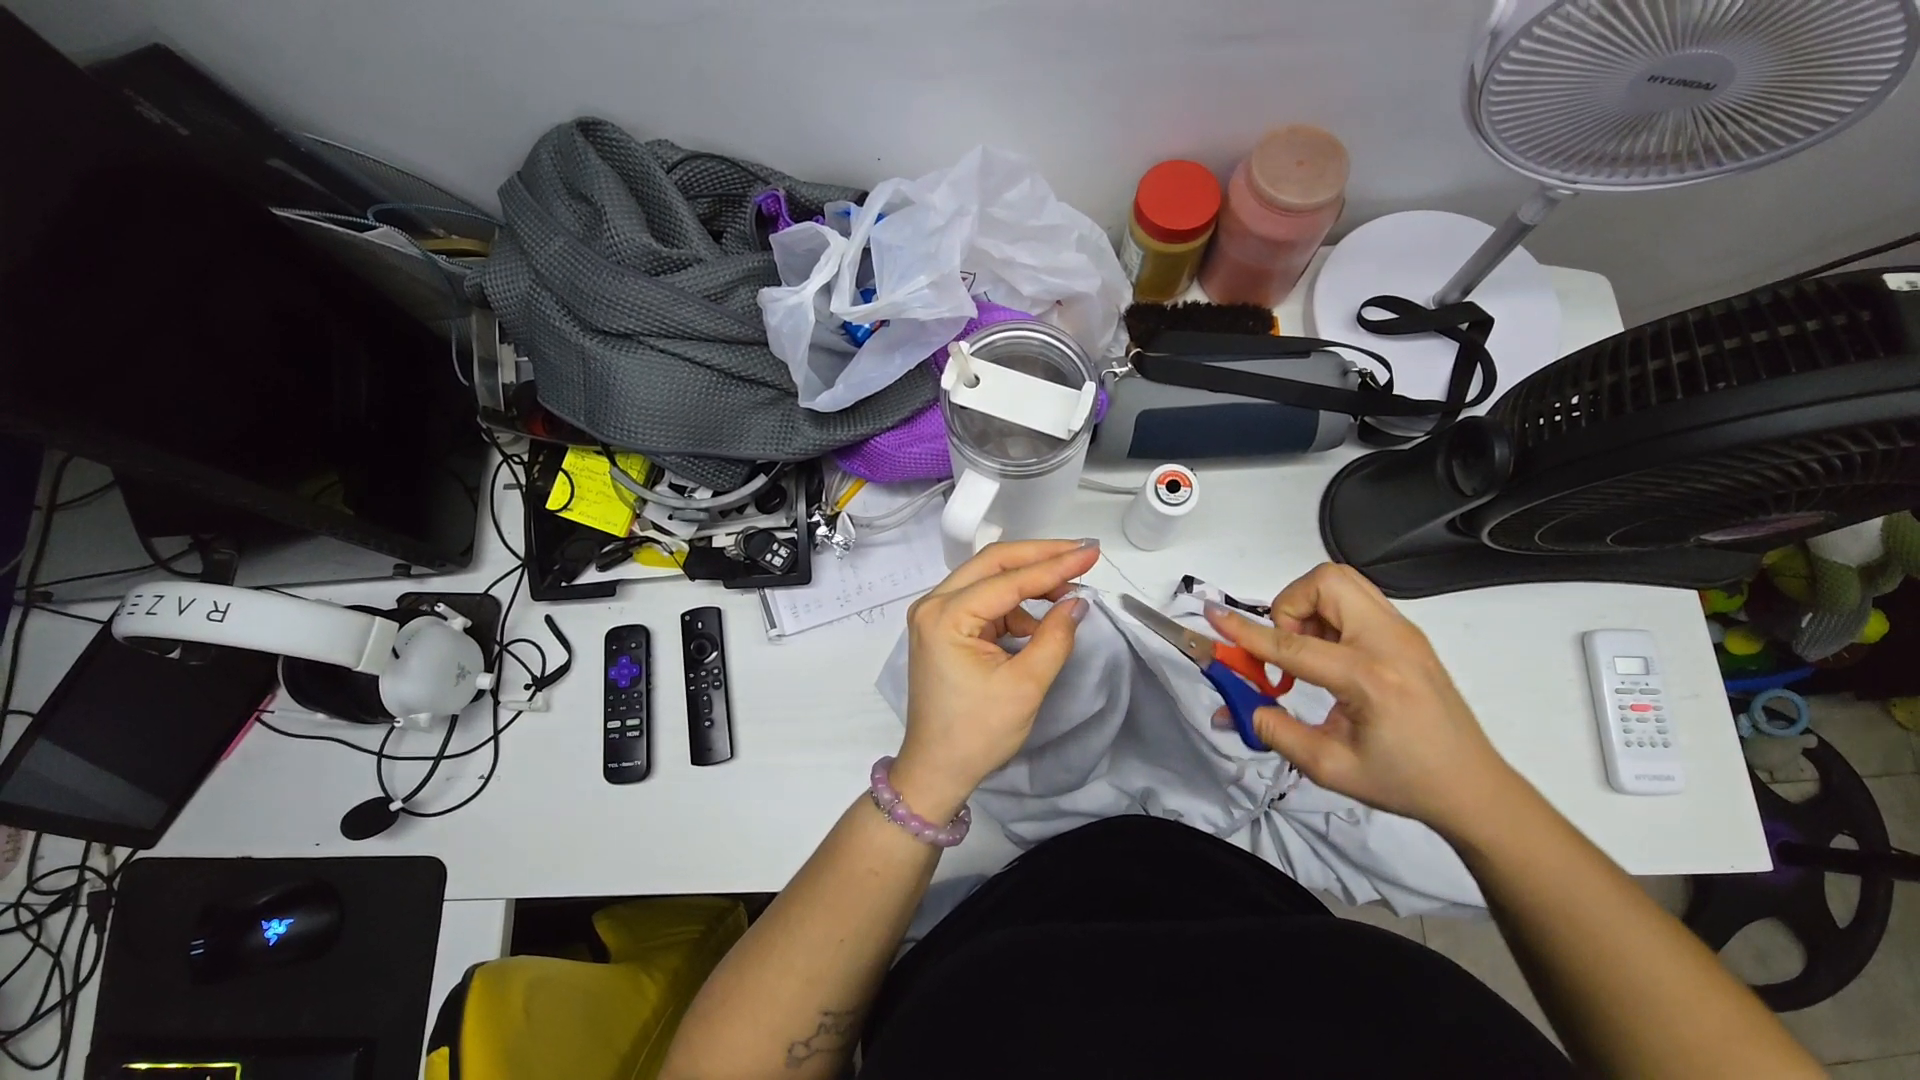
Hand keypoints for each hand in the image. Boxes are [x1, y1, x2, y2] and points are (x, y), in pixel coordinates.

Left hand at [892, 539, 1098, 821]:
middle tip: (1083, 554)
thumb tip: (1077, 601)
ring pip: (988, 578)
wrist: (937, 769)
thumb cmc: (977, 733)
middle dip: (1041, 557)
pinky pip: (983, 600)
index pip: (1008, 578)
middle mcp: (933, 605)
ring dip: (1029, 581)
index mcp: (946, 616)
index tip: (1092, 552)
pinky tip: (1040, 620)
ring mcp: (934, 615)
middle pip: (994, 564)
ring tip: (1068, 592)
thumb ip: (1055, 637)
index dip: (1055, 564)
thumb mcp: (1025, 686)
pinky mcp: (942, 628)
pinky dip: (1014, 604)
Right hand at [1204, 563, 1515, 830]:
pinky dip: (1330, 615)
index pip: (1292, 644)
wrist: (1471, 786)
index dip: (1245, 631)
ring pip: (1342, 582)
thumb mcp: (1329, 766)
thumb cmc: (1403, 781)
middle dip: (1289, 606)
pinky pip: (1358, 600)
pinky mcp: (1408, 634)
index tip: (1213, 615)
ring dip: (1310, 607)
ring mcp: (1404, 632)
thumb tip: (1231, 711)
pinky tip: (1331, 658)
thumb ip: (1275, 732)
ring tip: (1308, 653)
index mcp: (1370, 678)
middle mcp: (1390, 641)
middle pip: (1325, 582)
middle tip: (1285, 648)